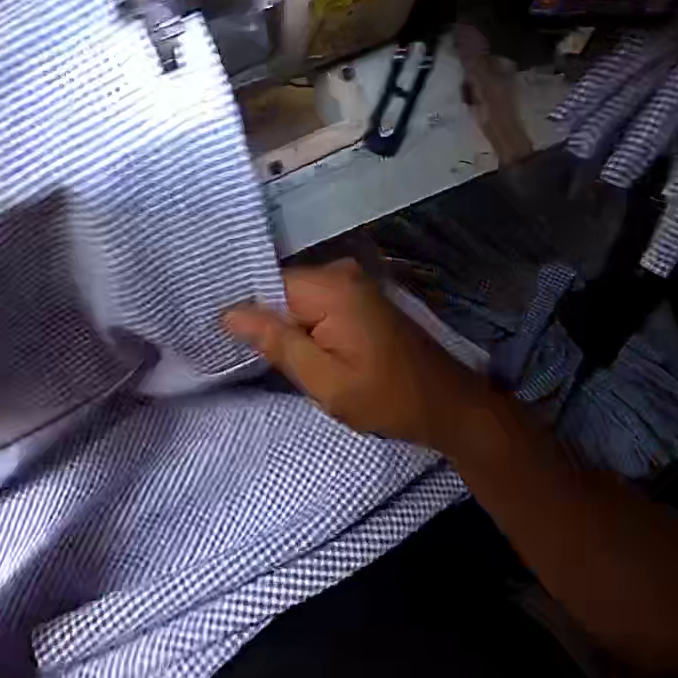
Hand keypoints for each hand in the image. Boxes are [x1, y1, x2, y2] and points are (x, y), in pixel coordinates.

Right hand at [223, 259, 496, 450]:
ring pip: (297, 298)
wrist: (450, 405)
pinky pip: (316, 302)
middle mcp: (340, 272)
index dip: (248, 313)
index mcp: (331, 288)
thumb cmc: (387, 398)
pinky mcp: (359, 295)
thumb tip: (229, 314)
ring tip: (279, 355)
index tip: (227, 339)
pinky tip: (304, 349)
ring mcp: (353, 282)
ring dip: (287, 326)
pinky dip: (305, 324)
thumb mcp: (326, 382)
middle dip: (268, 321)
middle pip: (282, 289)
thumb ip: (278, 344)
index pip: (267, 286)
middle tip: (255, 357)